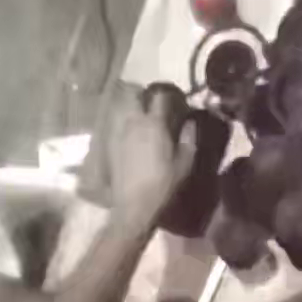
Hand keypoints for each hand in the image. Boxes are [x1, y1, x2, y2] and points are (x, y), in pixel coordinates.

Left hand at [107, 85, 197, 221]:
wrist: (133, 206)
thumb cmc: (162, 185)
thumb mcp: (184, 163)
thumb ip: (189, 138)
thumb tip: (190, 122)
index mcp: (154, 123)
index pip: (160, 96)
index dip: (168, 94)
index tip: (175, 100)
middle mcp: (133, 123)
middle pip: (134, 95)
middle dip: (143, 95)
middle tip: (154, 105)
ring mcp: (119, 133)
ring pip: (125, 110)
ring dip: (134, 110)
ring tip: (143, 121)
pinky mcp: (111, 146)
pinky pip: (118, 127)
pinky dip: (126, 126)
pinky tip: (133, 139)